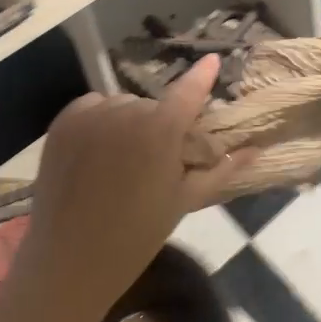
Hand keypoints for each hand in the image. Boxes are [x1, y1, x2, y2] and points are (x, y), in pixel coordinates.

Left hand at [0, 56, 250, 321]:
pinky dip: (100, 121)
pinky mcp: (65, 118)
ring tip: (121, 163)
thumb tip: (255, 149)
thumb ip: (220, 169)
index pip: (188, 90)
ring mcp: (92, 112)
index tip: (213, 60)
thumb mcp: (183, 201)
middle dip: (159, 125)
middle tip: (153, 162)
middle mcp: (127, 110)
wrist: (69, 260)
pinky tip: (96, 154)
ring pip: (123, 105)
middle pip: (153, 106)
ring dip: (128, 123)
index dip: (202, 76)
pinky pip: (94, 106)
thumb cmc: (136, 237)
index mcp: (160, 130)